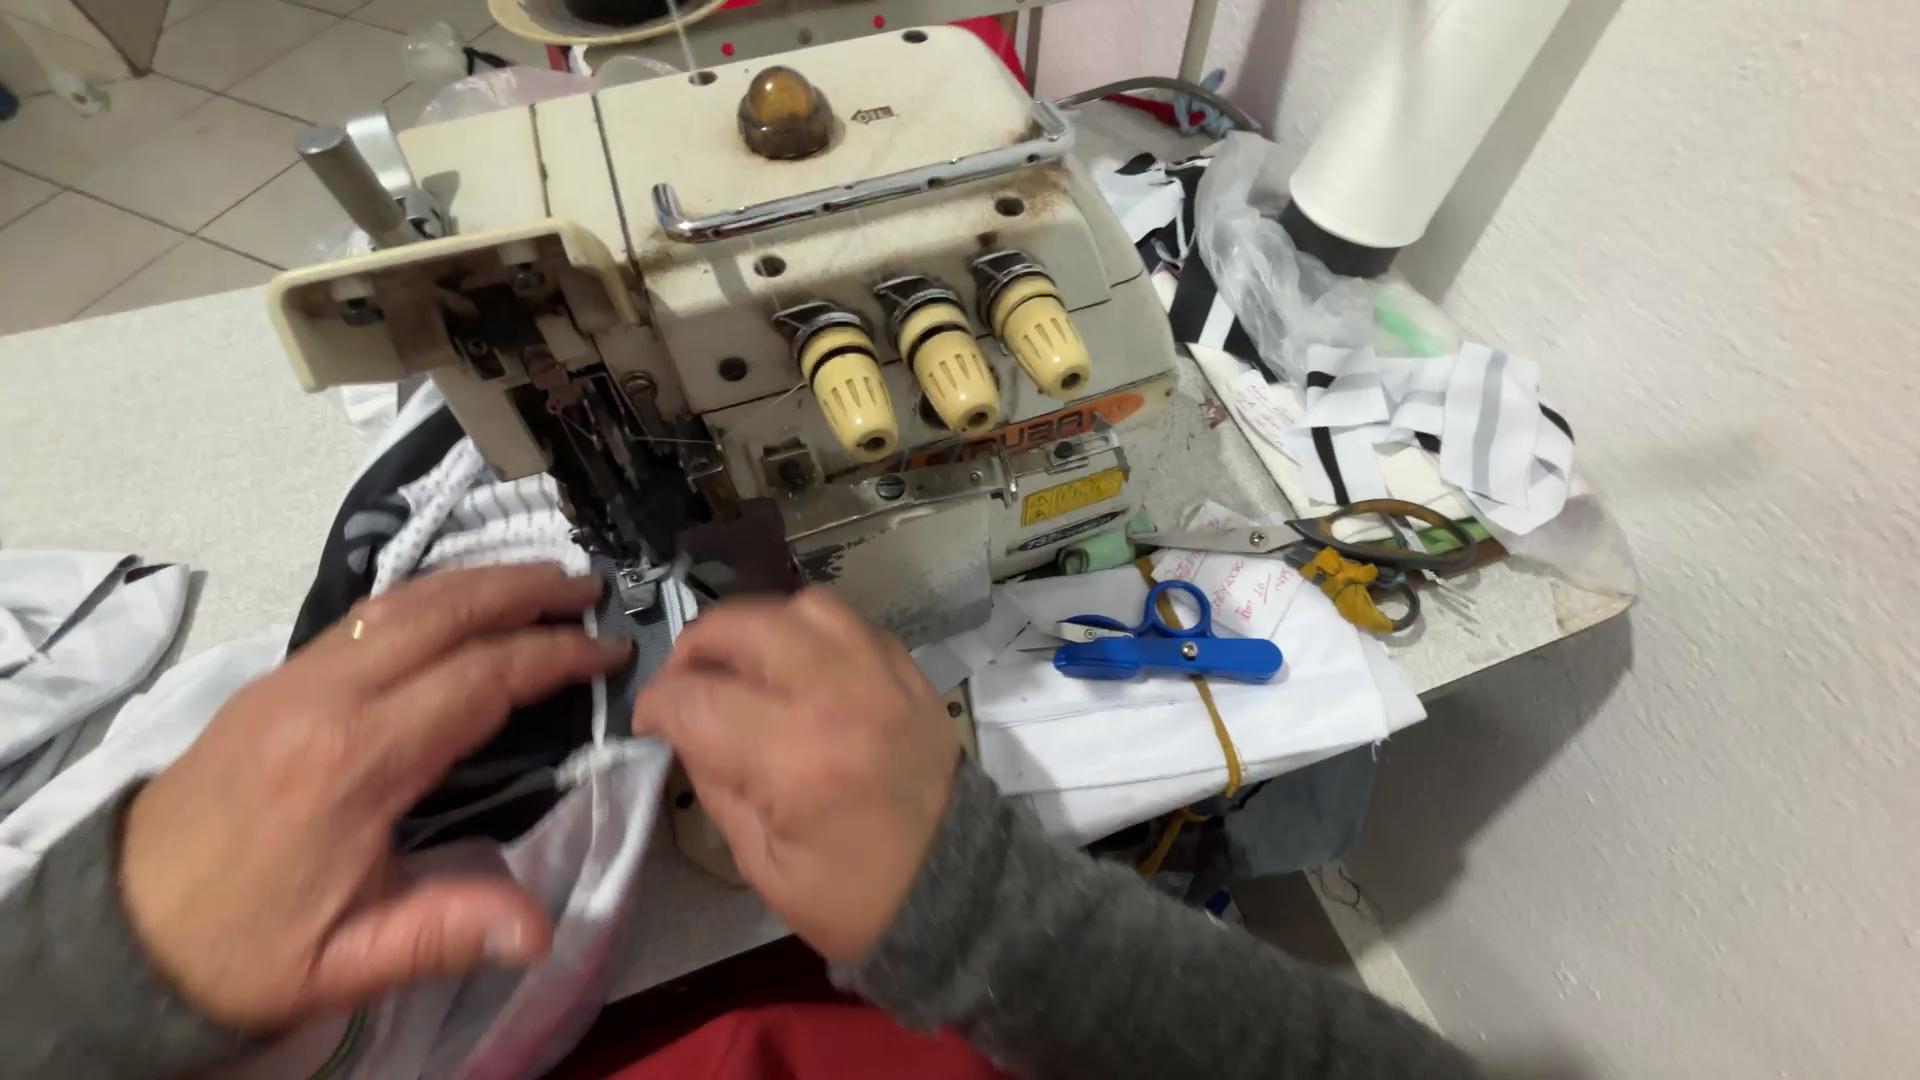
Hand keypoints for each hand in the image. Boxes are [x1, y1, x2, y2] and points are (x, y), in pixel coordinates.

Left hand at [119, 564, 629, 1030]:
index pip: (481, 676)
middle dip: (529, 591)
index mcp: (356, 759)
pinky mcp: (277, 676)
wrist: (108, 941)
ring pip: (408, 600)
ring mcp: (294, 676)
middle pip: (446, 612)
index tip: (611, 651)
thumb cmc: (242, 948)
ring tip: (547, 578)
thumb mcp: (349, 962)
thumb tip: (542, 931)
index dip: (557, 656)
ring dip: (486, 580)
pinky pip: (374, 613)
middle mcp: (326, 696)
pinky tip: (470, 598)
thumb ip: (449, 933)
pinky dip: (438, 592)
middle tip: (591, 588)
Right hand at [631, 588, 958, 963]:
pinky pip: (849, 620)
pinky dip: (809, 630)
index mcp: (797, 759)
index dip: (656, 704)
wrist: (954, 879)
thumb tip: (684, 726)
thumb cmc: (854, 893)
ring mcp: (882, 673)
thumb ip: (715, 782)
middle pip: (747, 625)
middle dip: (697, 645)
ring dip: (757, 626)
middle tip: (687, 678)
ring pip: (802, 606)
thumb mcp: (762, 862)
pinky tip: (797, 663)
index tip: (649, 719)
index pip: (699, 700)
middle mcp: (840, 697)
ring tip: (742, 662)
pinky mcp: (908, 668)